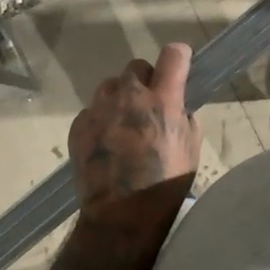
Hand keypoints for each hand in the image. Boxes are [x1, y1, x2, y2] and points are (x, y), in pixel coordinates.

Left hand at [68, 43, 201, 218]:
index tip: (180, 64)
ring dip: (120, 97)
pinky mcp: (78, 126)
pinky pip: (92, 110)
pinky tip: (106, 143)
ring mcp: (99, 110)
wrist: (122, 214)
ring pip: (110, 86)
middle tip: (149, 103)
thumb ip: (183, 117)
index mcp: (163, 100)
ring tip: (124, 123)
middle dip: (145, 80)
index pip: (173, 55)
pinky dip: (100, 120)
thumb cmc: (166, 184)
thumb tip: (176, 106)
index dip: (179, 56)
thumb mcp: (191, 148)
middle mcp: (129, 97)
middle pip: (136, 67)